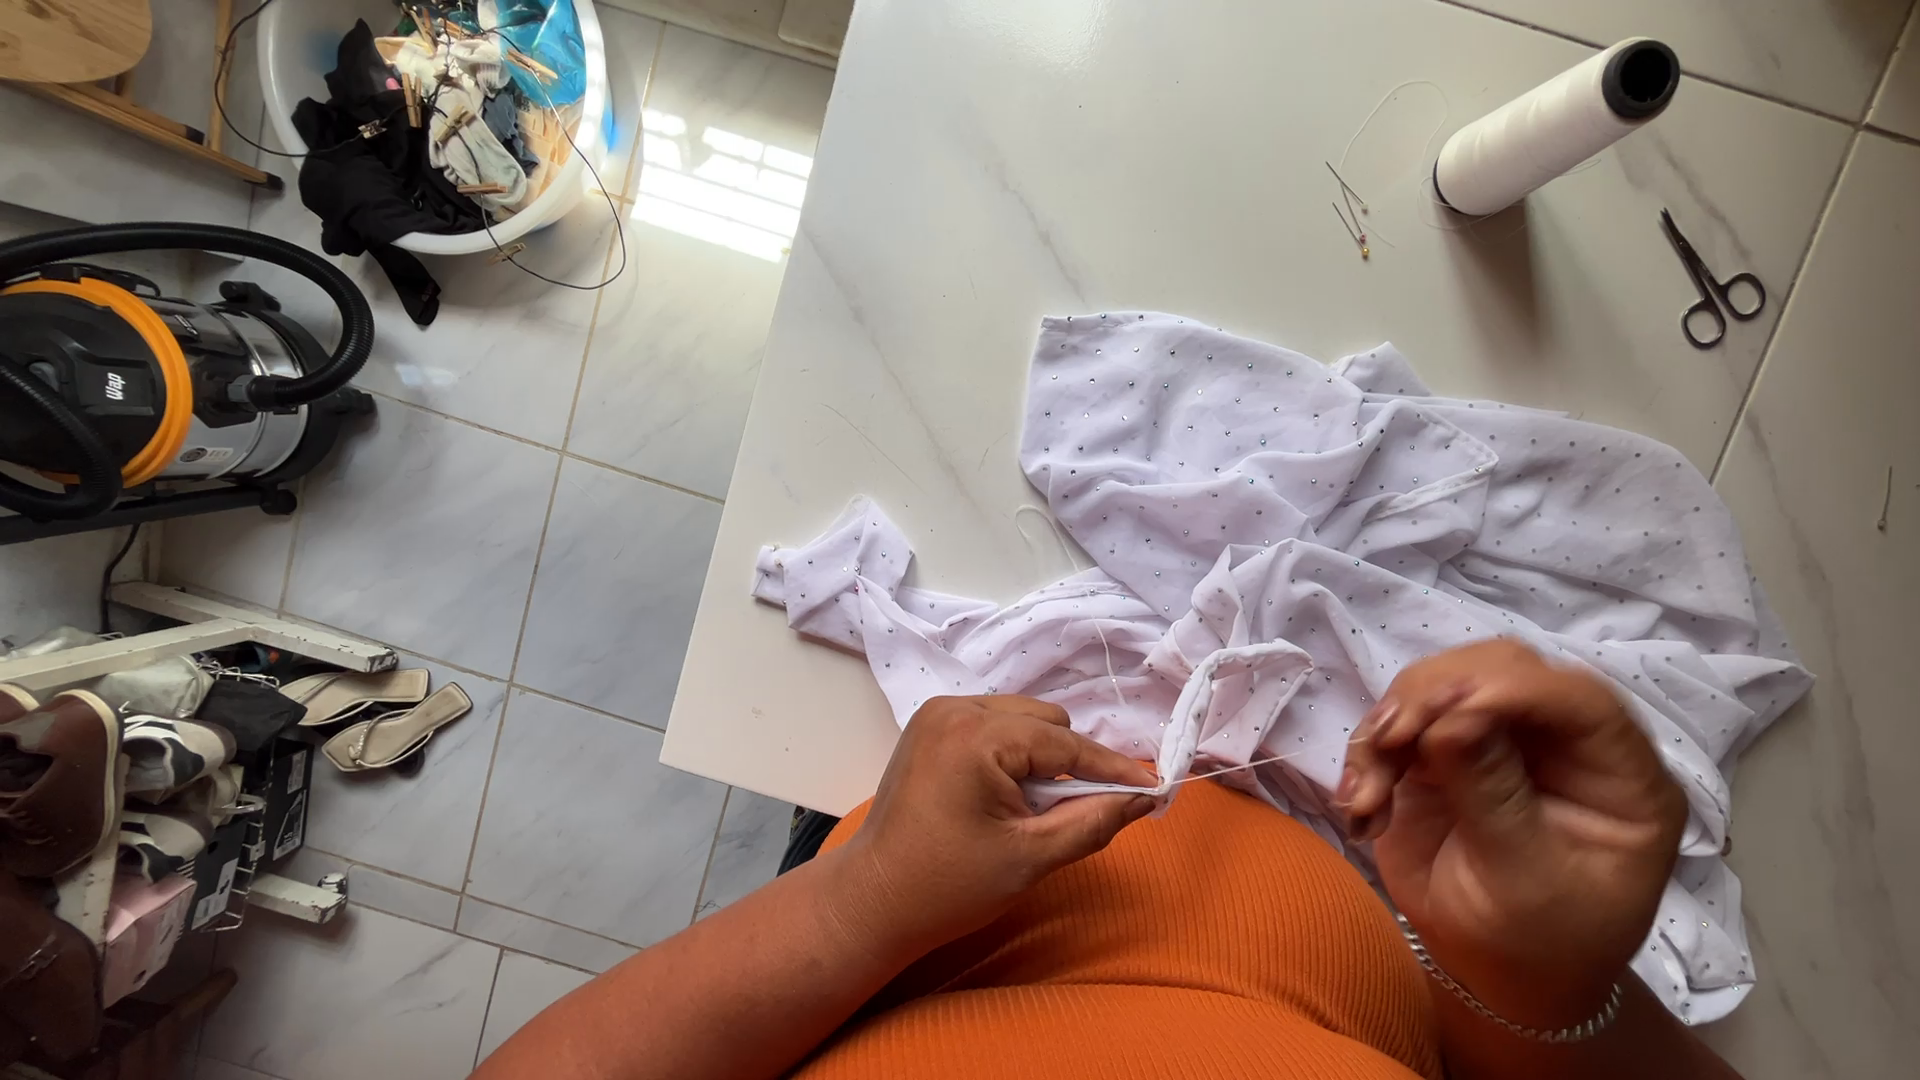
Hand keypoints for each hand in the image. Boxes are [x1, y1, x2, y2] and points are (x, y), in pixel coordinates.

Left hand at [832, 695, 1156, 959]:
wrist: (876, 899)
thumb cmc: (950, 885)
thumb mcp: (1030, 858)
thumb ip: (1092, 822)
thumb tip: (1142, 798)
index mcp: (977, 737)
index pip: (1064, 744)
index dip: (1111, 768)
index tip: (1153, 786)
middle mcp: (955, 708)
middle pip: (1045, 720)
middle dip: (1068, 762)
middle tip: (1068, 811)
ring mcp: (938, 711)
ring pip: (1021, 716)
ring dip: (1040, 753)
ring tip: (1029, 805)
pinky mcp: (929, 722)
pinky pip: (993, 720)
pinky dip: (1012, 748)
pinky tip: (1003, 790)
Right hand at [1338, 641, 1686, 1029]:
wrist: (1487, 968)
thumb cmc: (1534, 940)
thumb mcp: (1523, 877)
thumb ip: (1491, 794)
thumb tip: (1454, 720)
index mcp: (1613, 774)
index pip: (1575, 698)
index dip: (1511, 689)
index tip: (1446, 717)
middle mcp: (1553, 741)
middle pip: (1494, 669)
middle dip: (1432, 694)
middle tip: (1391, 740)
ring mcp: (1491, 739)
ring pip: (1433, 684)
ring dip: (1388, 725)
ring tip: (1367, 789)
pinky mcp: (1434, 749)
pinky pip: (1392, 721)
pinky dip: (1366, 752)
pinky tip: (1360, 803)